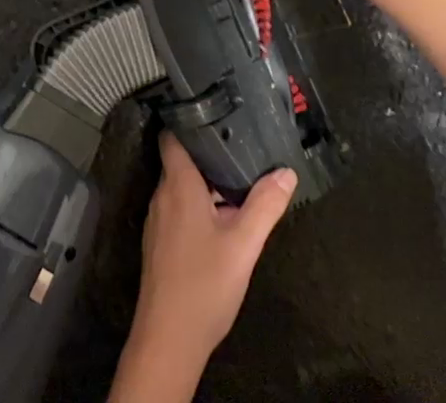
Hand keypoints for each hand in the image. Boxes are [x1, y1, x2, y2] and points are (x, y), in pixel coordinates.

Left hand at [130, 133, 298, 362]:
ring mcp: (159, 221)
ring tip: (240, 174)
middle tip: (242, 142)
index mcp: (178, 187)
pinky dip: (200, 203)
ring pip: (182, 187)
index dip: (188, 120)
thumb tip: (285, 172)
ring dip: (207, 180)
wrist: (169, 336)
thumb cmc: (205, 283)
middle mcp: (163, 197)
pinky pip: (181, 208)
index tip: (214, 110)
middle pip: (181, 161)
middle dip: (208, 151)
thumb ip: (265, 205)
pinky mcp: (161, 242)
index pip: (172, 138)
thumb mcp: (244, 243)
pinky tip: (224, 214)